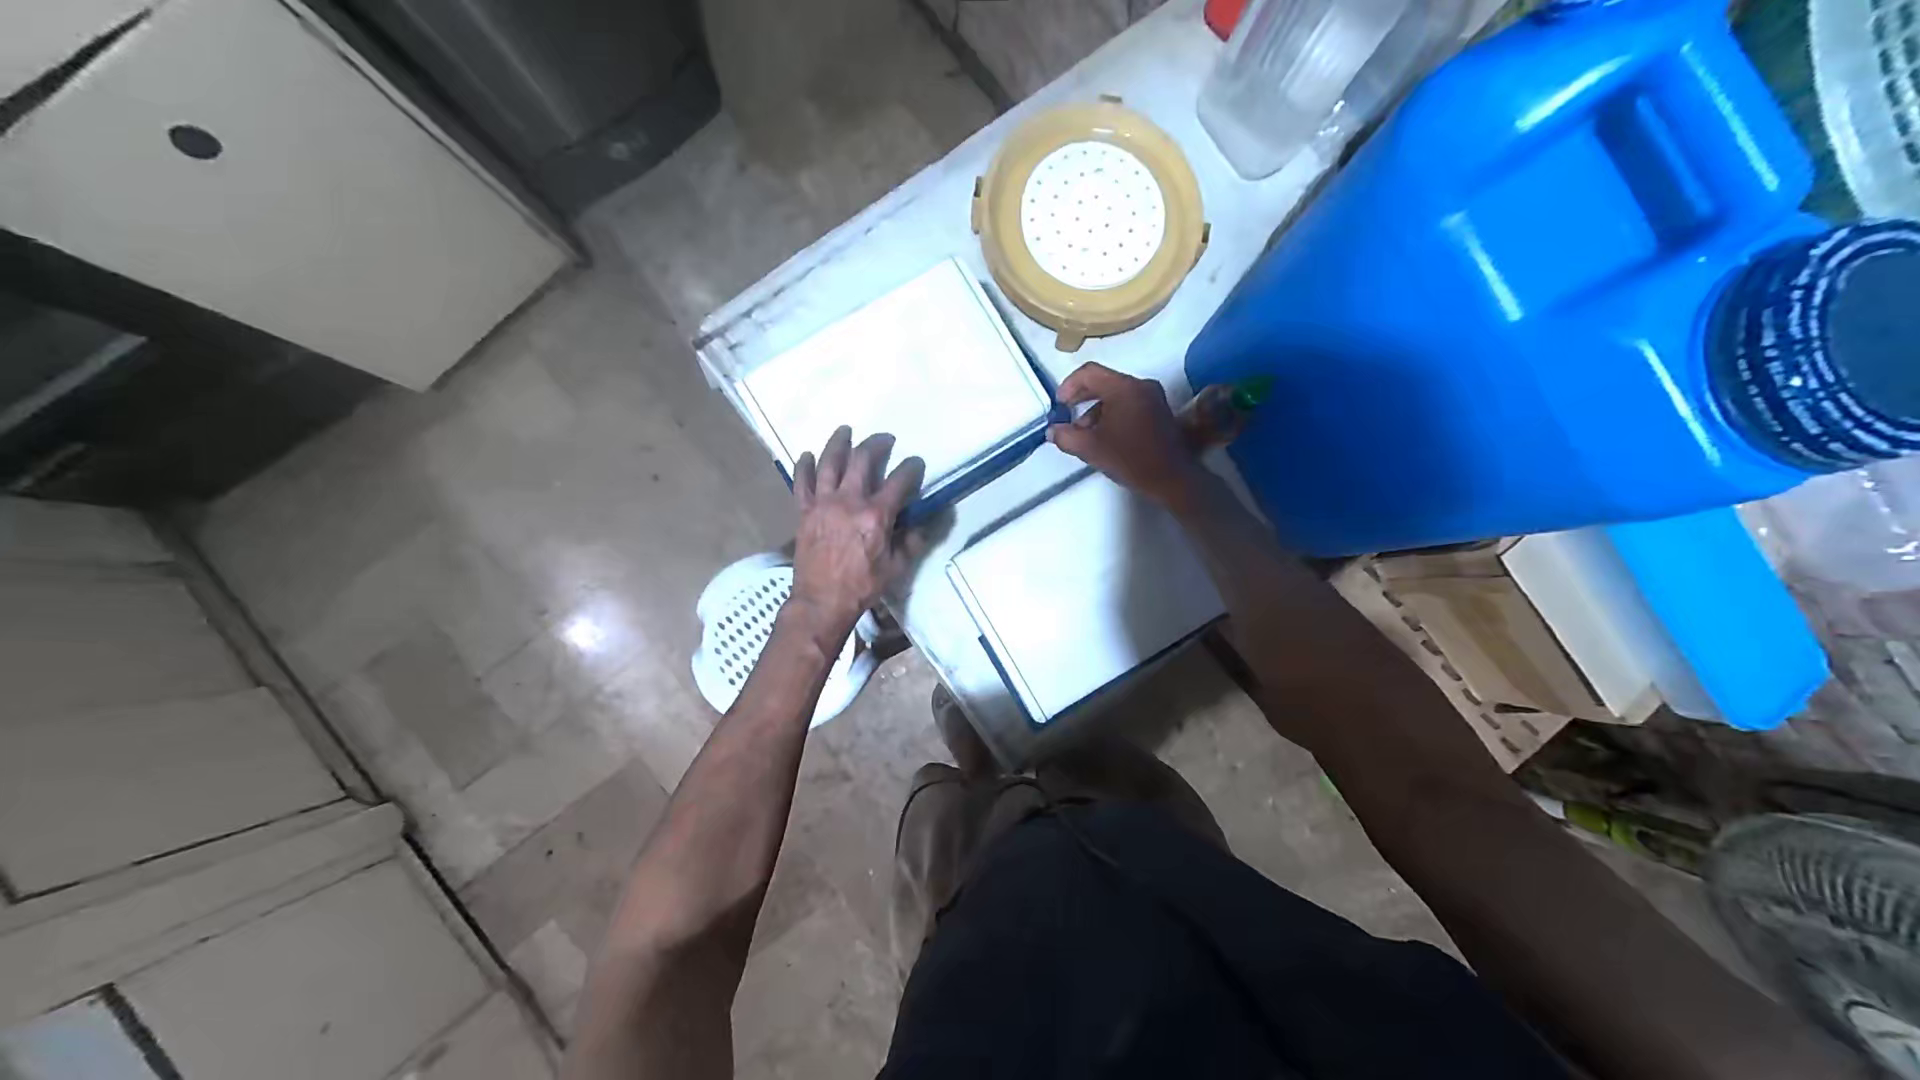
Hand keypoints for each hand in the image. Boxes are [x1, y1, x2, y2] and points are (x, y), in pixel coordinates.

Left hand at [790, 426, 925, 628]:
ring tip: (846, 430)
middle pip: (862, 460)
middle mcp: (849, 501)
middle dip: (876, 445)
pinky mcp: (804, 511)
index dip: (911, 468)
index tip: (916, 463)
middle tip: (885, 439)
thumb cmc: (862, 586)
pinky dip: (804, 466)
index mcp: (875, 515)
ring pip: (830, 463)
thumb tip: (930, 520)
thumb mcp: (896, 566)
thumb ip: (914, 540)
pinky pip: (802, 482)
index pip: (899, 481)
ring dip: (839, 443)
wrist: (821, 601)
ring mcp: (823, 504)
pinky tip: (808, 455)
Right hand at [1047, 362, 1211, 508]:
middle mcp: (1140, 385)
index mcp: (1124, 388)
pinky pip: (1129, 402)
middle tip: (1066, 414)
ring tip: (1084, 432)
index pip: (1089, 372)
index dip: (1068, 386)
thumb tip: (1053, 430)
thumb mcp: (1090, 449)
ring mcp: (1153, 397)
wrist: (1171, 479)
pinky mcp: (1159, 410)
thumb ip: (1065, 436)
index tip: (1059, 405)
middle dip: (1081, 397)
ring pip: (1116, 393)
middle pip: (1103, 380)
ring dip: (1096, 408)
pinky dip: (1112, 412)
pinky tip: (1105, 435)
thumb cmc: (1130, 460)